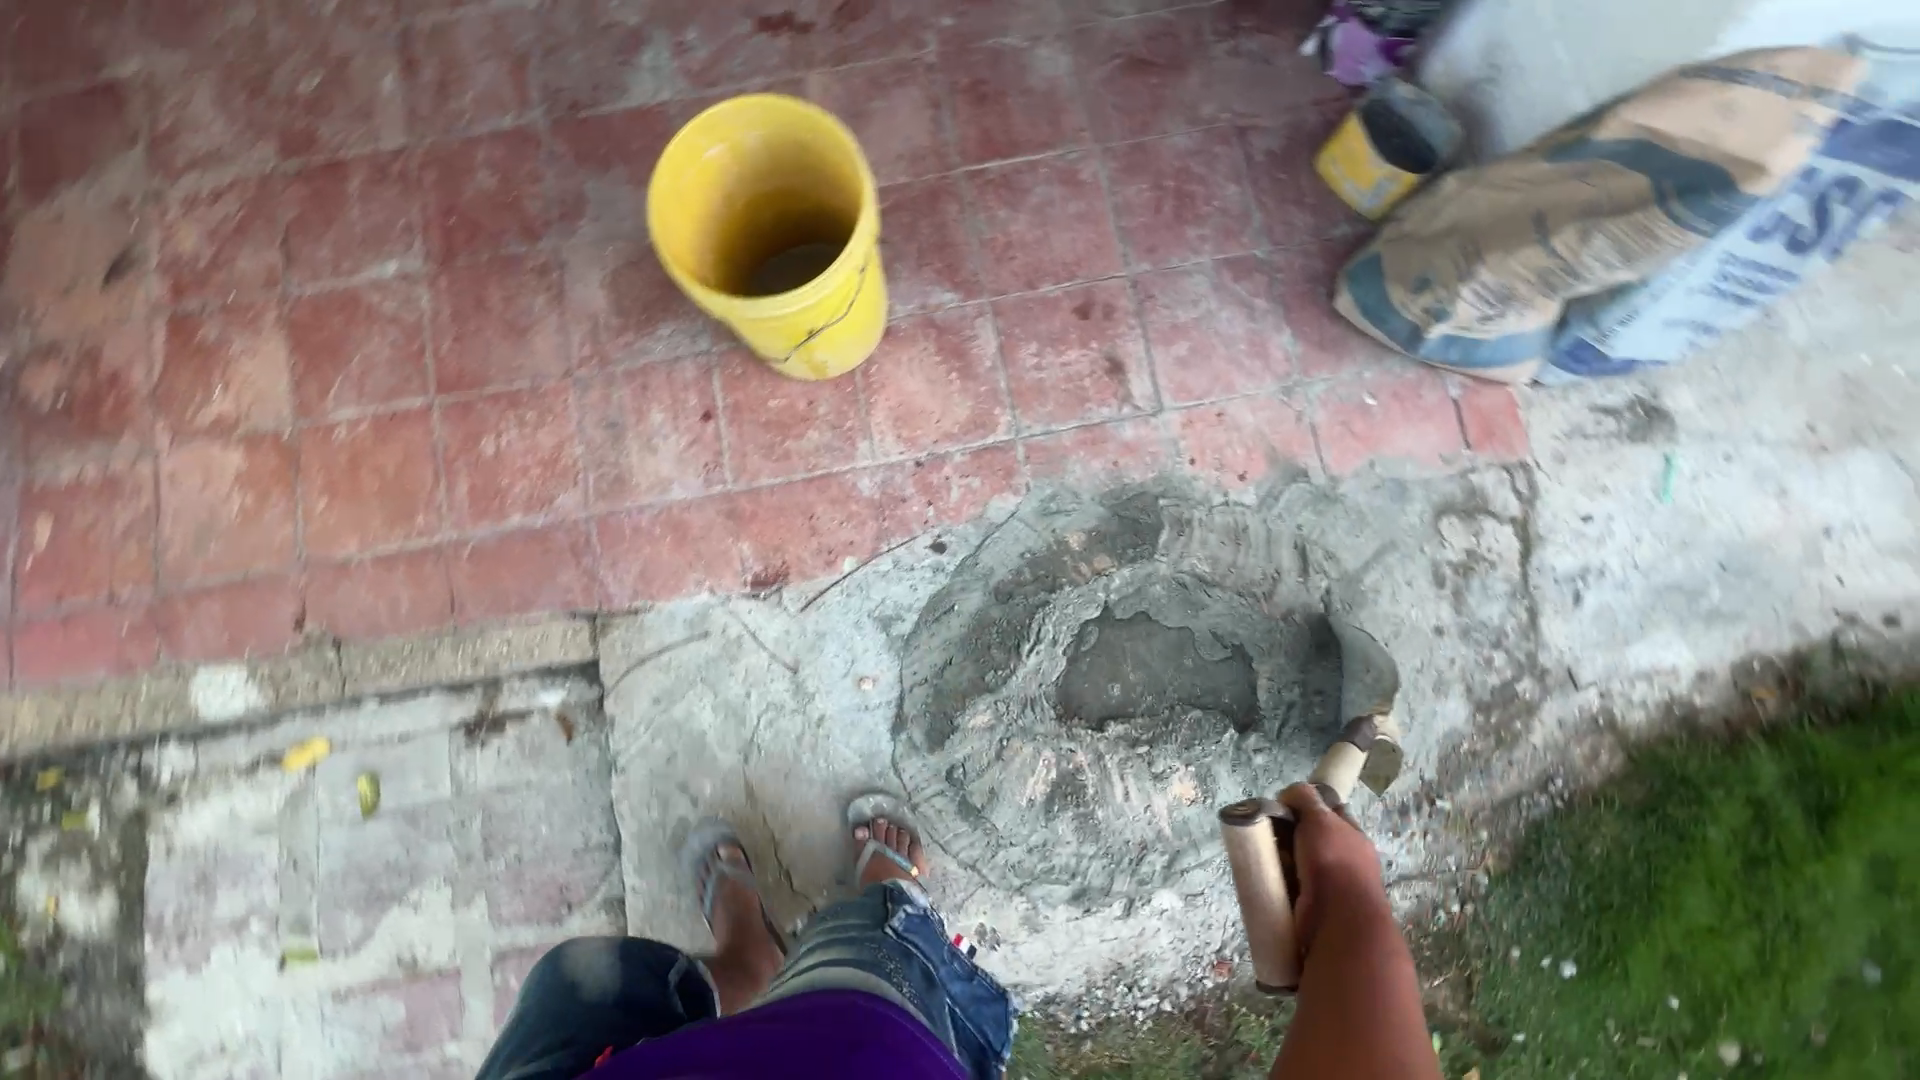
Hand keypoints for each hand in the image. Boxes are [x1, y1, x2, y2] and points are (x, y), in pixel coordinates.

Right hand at [1279, 783, 1388, 957]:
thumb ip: (1305, 798)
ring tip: (1264, 857)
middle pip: (1310, 836)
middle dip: (1288, 833)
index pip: (1330, 810)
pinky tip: (1266, 878)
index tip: (1284, 805)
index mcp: (1352, 836)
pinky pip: (1291, 886)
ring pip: (1297, 861)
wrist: (1340, 921)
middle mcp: (1345, 859)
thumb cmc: (1334, 862)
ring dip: (1280, 859)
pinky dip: (1278, 882)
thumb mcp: (1320, 817)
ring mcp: (1331, 884)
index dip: (1308, 804)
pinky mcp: (1314, 906)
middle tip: (1269, 832)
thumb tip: (1287, 796)